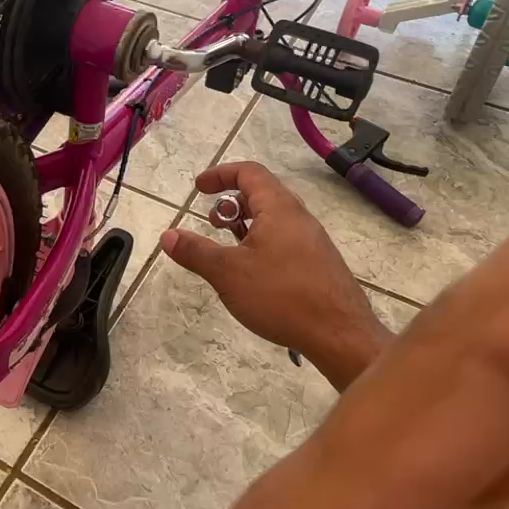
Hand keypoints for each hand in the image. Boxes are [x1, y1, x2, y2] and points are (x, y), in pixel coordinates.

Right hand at [162, 162, 390, 384]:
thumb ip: (195, 251)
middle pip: (262, 194)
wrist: (340, 335)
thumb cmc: (281, 297)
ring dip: (246, 225)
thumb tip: (168, 235)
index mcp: (279, 209)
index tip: (198, 189)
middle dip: (231, 204)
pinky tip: (253, 274)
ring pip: (274, 219)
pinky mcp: (319, 264)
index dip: (220, 174)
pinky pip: (285, 239)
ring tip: (229, 250)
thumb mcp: (228, 273)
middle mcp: (300, 218)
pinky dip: (262, 242)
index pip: (249, 173)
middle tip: (212, 225)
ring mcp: (313, 242)